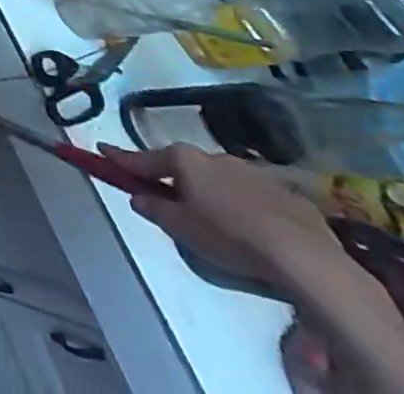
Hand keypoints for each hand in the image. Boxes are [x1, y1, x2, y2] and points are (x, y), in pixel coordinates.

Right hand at [97, 143, 342, 289]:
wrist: (302, 256)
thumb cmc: (228, 237)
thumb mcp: (181, 229)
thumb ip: (156, 209)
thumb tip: (141, 198)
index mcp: (184, 160)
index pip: (142, 158)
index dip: (119, 157)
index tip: (101, 148)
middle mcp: (214, 157)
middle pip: (182, 167)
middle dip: (172, 180)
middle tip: (166, 202)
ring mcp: (252, 171)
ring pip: (218, 179)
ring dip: (208, 192)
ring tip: (214, 222)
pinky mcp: (284, 192)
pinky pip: (250, 194)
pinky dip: (241, 205)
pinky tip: (249, 229)